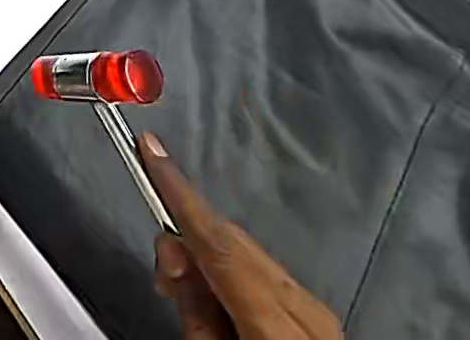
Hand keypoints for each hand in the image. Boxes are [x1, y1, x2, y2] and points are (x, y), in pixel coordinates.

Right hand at [139, 132, 339, 339]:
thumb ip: (196, 313)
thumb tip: (174, 252)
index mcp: (280, 330)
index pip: (219, 244)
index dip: (179, 193)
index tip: (150, 148)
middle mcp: (307, 311)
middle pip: (232, 242)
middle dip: (188, 236)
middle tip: (163, 274)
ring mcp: (320, 313)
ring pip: (245, 253)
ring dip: (208, 259)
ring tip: (186, 295)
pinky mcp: (320, 317)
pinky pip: (261, 274)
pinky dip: (230, 275)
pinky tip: (216, 302)